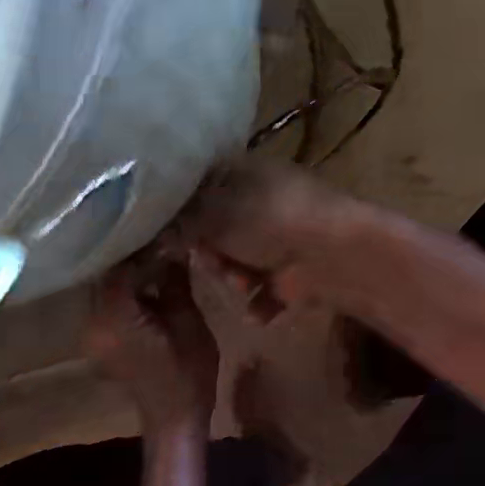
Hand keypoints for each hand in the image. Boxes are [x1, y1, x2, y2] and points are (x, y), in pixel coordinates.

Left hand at [83, 253, 218, 435]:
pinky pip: (109, 306)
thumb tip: (174, 246)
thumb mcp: (189, 323)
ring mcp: (92, 333)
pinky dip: (127, 293)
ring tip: (157, 259)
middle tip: (161, 240)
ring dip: (129, 274)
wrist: (175, 419)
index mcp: (113, 316)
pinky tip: (149, 286)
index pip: (119, 265)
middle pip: (107, 274)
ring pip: (107, 289)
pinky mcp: (100, 341)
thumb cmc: (188, 374)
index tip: (166, 234)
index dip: (142, 246)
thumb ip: (175, 282)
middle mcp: (93, 321)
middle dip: (133, 257)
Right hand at [180, 160, 391, 310]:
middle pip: (216, 237)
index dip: (182, 217)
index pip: (198, 192)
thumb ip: (179, 223)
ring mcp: (279, 244)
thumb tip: (152, 234)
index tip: (170, 237)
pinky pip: (264, 296)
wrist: (332, 257)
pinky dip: (260, 305)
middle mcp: (259, 206)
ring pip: (238, 269)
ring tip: (244, 285)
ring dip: (236, 281)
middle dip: (214, 257)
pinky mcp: (294, 279)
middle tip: (215, 263)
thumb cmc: (268, 222)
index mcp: (242, 174)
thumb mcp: (214, 213)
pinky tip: (260, 311)